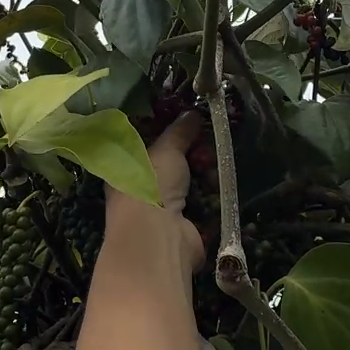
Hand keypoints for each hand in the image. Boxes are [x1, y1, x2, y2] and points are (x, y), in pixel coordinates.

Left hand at [107, 110, 206, 274]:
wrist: (159, 238)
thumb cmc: (149, 184)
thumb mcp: (165, 148)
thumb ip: (179, 131)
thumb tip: (193, 112)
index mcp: (124, 172)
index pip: (142, 149)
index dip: (162, 137)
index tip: (184, 124)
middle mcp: (139, 194)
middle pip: (167, 169)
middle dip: (188, 156)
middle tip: (207, 139)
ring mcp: (161, 215)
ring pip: (186, 188)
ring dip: (203, 176)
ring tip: (219, 157)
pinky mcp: (183, 231)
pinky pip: (200, 208)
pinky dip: (212, 197)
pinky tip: (225, 181)